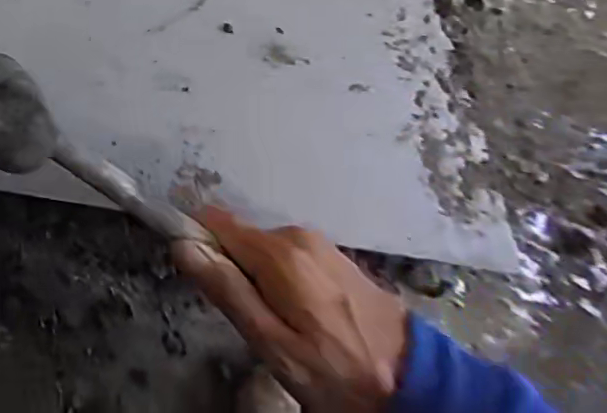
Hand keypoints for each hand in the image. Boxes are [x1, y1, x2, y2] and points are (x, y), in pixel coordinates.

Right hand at [171, 208, 408, 412]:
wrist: (422, 387)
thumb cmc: (340, 373)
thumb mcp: (276, 346)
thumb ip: (227, 291)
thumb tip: (183, 246)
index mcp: (276, 251)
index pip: (213, 219)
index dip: (197, 242)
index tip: (203, 278)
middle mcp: (294, 233)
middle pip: (237, 236)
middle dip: (232, 268)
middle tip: (252, 317)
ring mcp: (317, 241)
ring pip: (261, 247)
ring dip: (258, 275)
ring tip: (282, 322)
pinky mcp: (332, 254)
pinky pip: (286, 254)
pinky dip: (281, 277)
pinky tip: (304, 314)